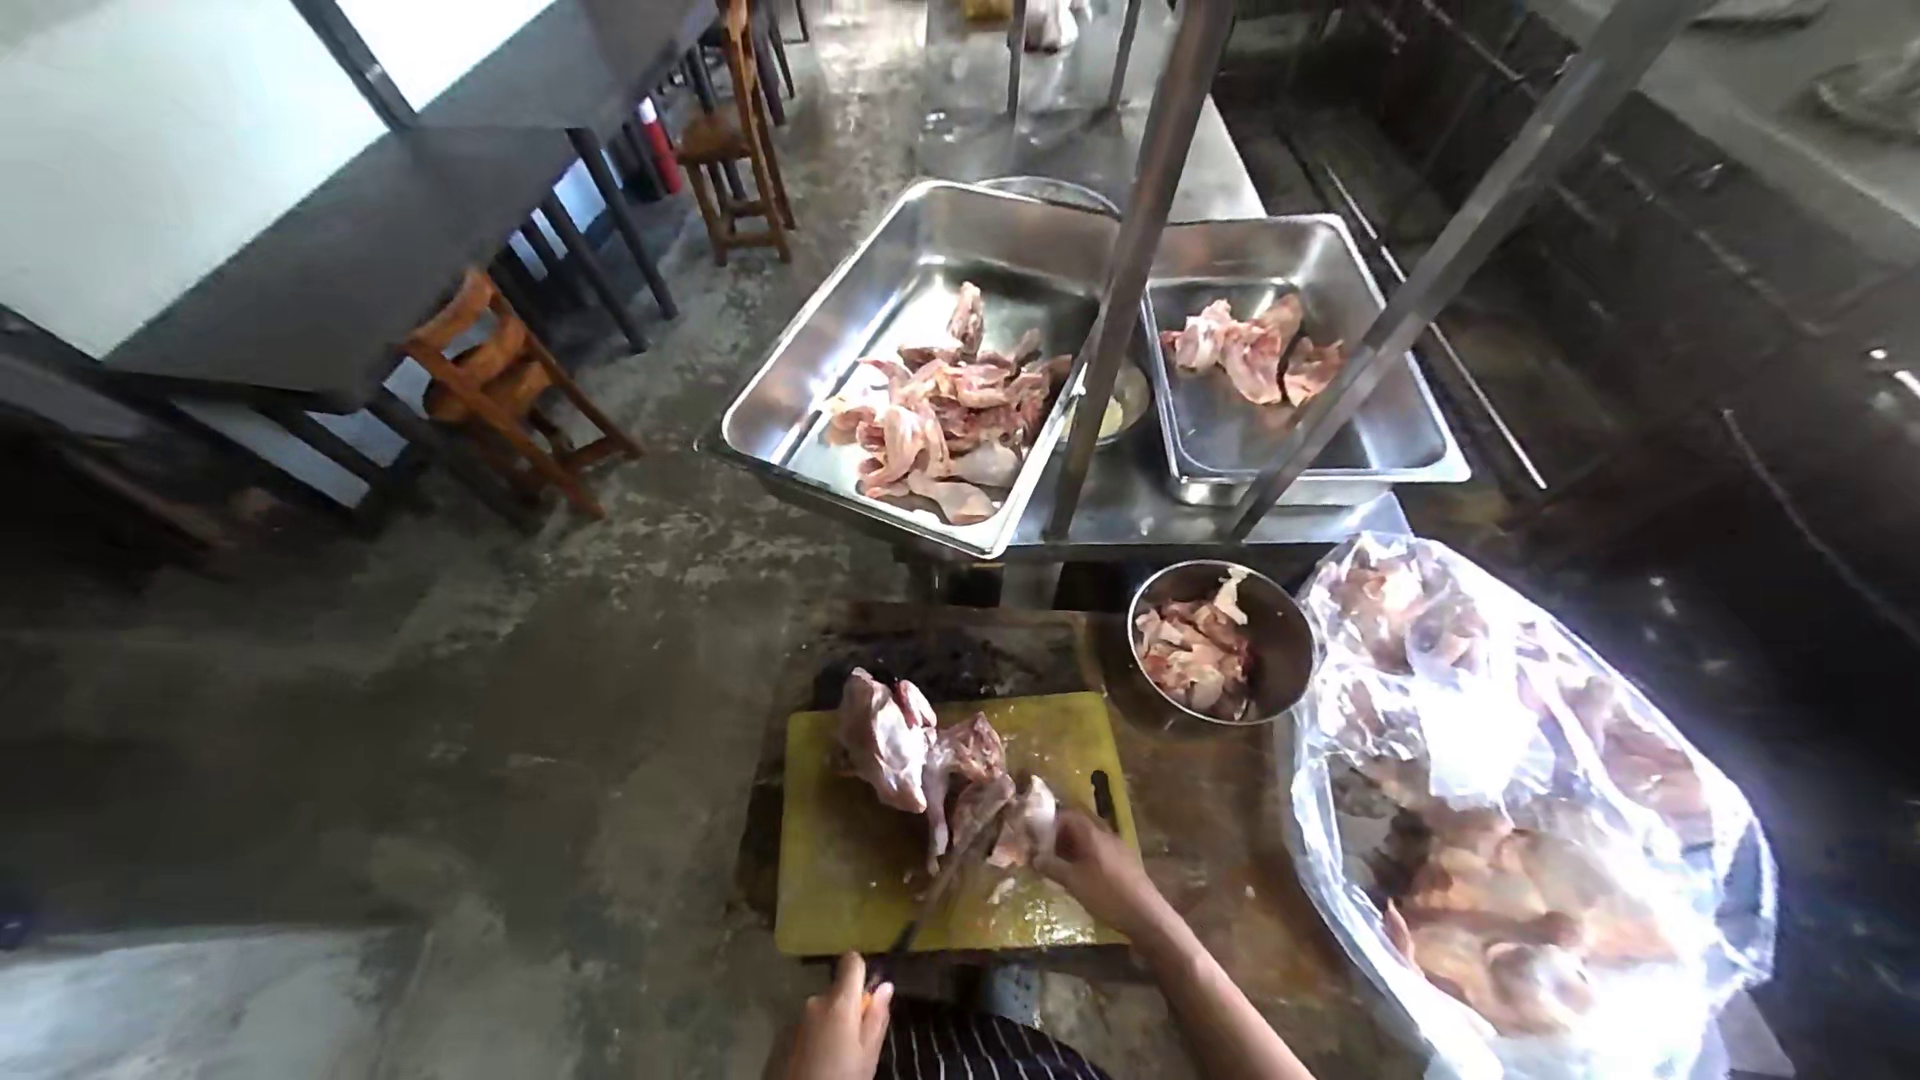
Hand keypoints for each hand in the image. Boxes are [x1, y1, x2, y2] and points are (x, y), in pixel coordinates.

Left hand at [784, 952, 892, 1079]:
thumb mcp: (868, 1055)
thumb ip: (878, 1016)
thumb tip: (885, 986)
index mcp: (840, 1001)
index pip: (852, 961)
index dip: (861, 972)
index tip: (867, 996)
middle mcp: (816, 1001)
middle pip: (838, 990)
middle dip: (848, 1008)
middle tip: (854, 1041)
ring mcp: (797, 1018)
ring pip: (823, 1010)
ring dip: (831, 1024)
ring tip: (835, 1056)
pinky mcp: (784, 1036)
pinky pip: (808, 1025)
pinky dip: (815, 1036)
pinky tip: (817, 1062)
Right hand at [1035, 808, 1173, 940]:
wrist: (1146, 915)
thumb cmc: (1106, 894)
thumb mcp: (1074, 882)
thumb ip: (1052, 867)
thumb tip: (1035, 858)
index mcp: (1092, 833)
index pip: (1069, 815)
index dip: (1052, 823)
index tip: (1040, 837)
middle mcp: (1107, 834)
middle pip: (1081, 825)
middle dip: (1063, 836)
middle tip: (1049, 852)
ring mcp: (1119, 847)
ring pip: (1092, 838)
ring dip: (1076, 847)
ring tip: (1064, 865)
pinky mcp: (1127, 862)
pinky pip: (1102, 850)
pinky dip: (1089, 856)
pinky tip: (1085, 876)